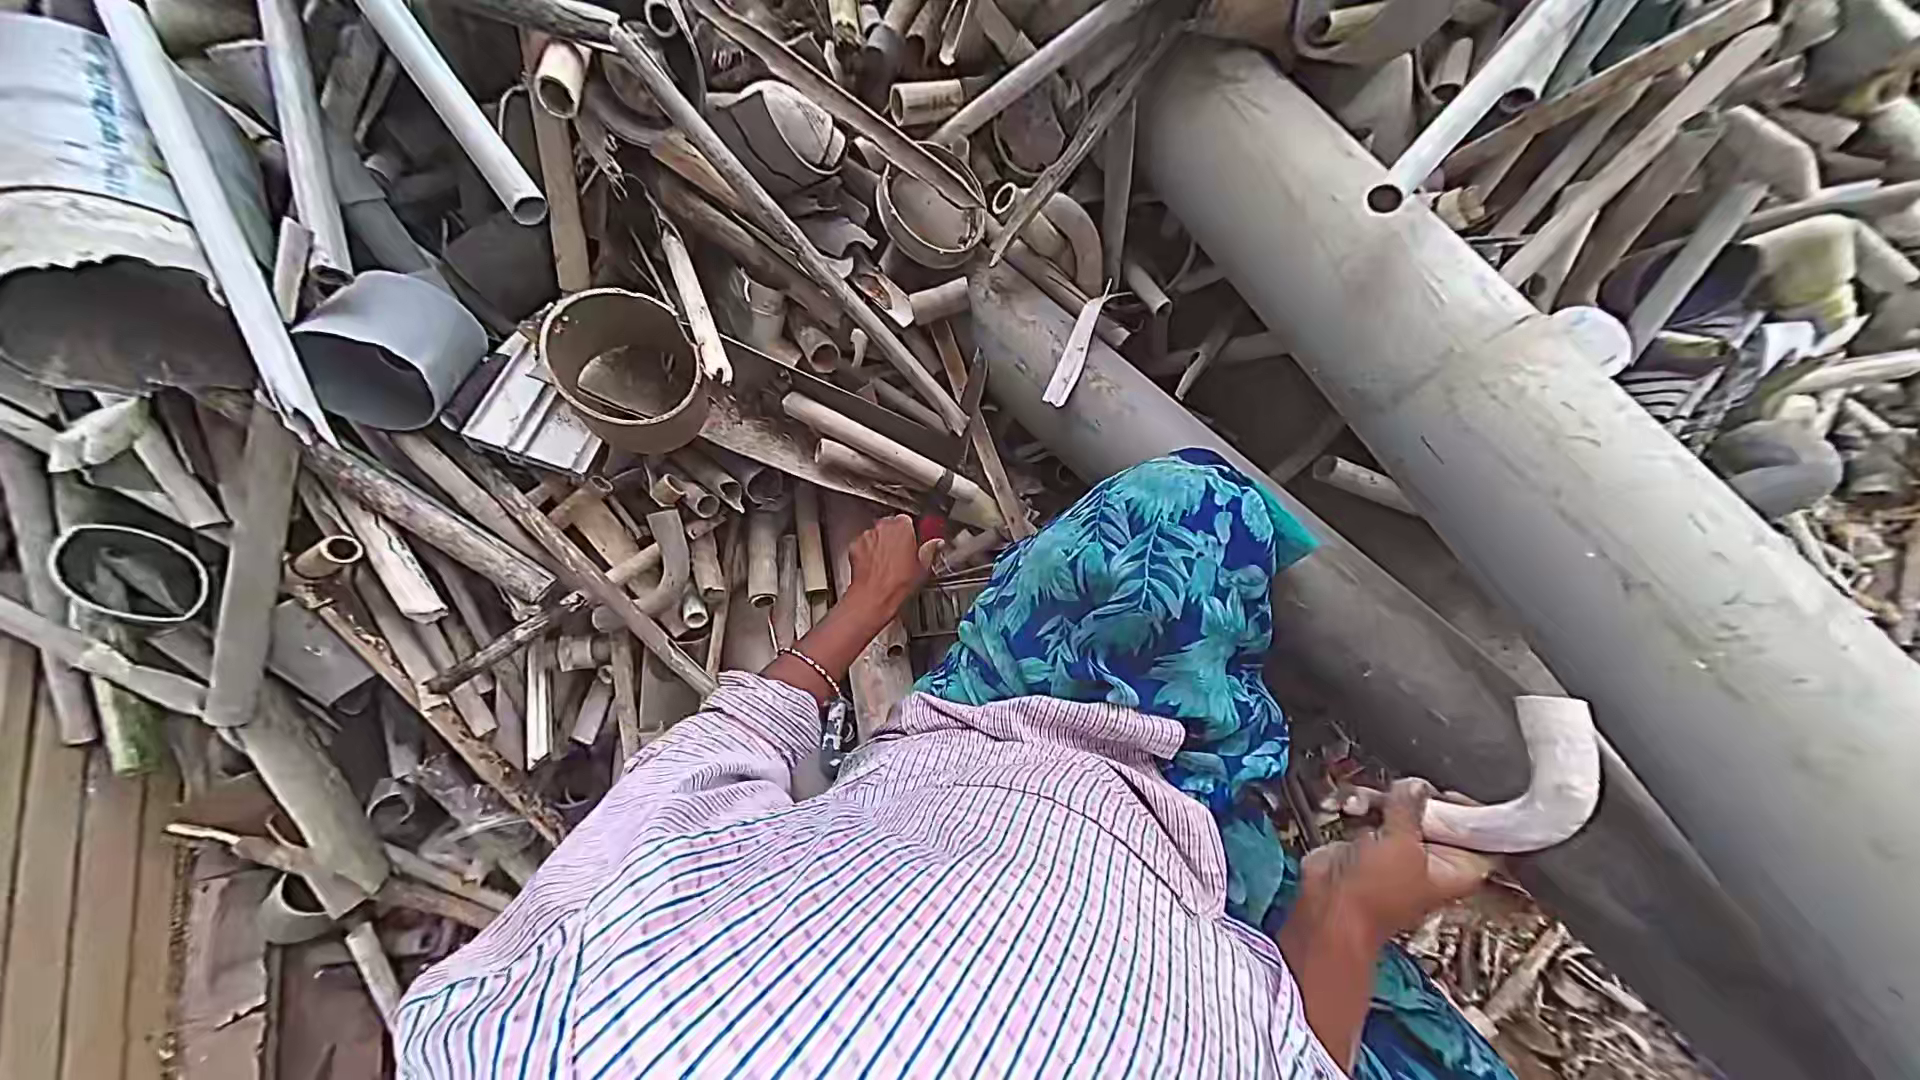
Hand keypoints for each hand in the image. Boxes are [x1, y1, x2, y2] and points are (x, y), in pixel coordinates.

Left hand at [844, 514, 939, 621]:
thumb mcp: (922, 567)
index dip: (909, 532)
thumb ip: (929, 550)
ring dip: (880, 544)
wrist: (874, 595)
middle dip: (893, 537)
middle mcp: (883, 528)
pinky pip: (863, 544)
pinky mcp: (855, 545)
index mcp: (902, 527)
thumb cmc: (896, 583)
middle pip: (889, 526)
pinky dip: (867, 552)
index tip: (911, 541)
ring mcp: (867, 536)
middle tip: (899, 554)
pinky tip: (874, 566)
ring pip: (875, 535)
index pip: (907, 520)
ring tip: (886, 563)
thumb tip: (935, 544)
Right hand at [1296, 779, 1494, 947]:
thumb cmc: (1375, 891)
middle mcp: (1432, 856)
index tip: (1445, 791)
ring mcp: (1398, 848)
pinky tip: (1349, 809)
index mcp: (1458, 867)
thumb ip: (1410, 810)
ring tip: (1362, 805)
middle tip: (1398, 792)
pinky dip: (1359, 806)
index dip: (1467, 810)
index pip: (1479, 833)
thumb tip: (1418, 786)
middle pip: (1435, 814)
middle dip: (1411, 799)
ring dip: (1376, 800)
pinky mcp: (1368, 842)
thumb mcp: (1401, 845)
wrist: (1329, 903)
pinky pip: (1371, 813)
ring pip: (1399, 809)